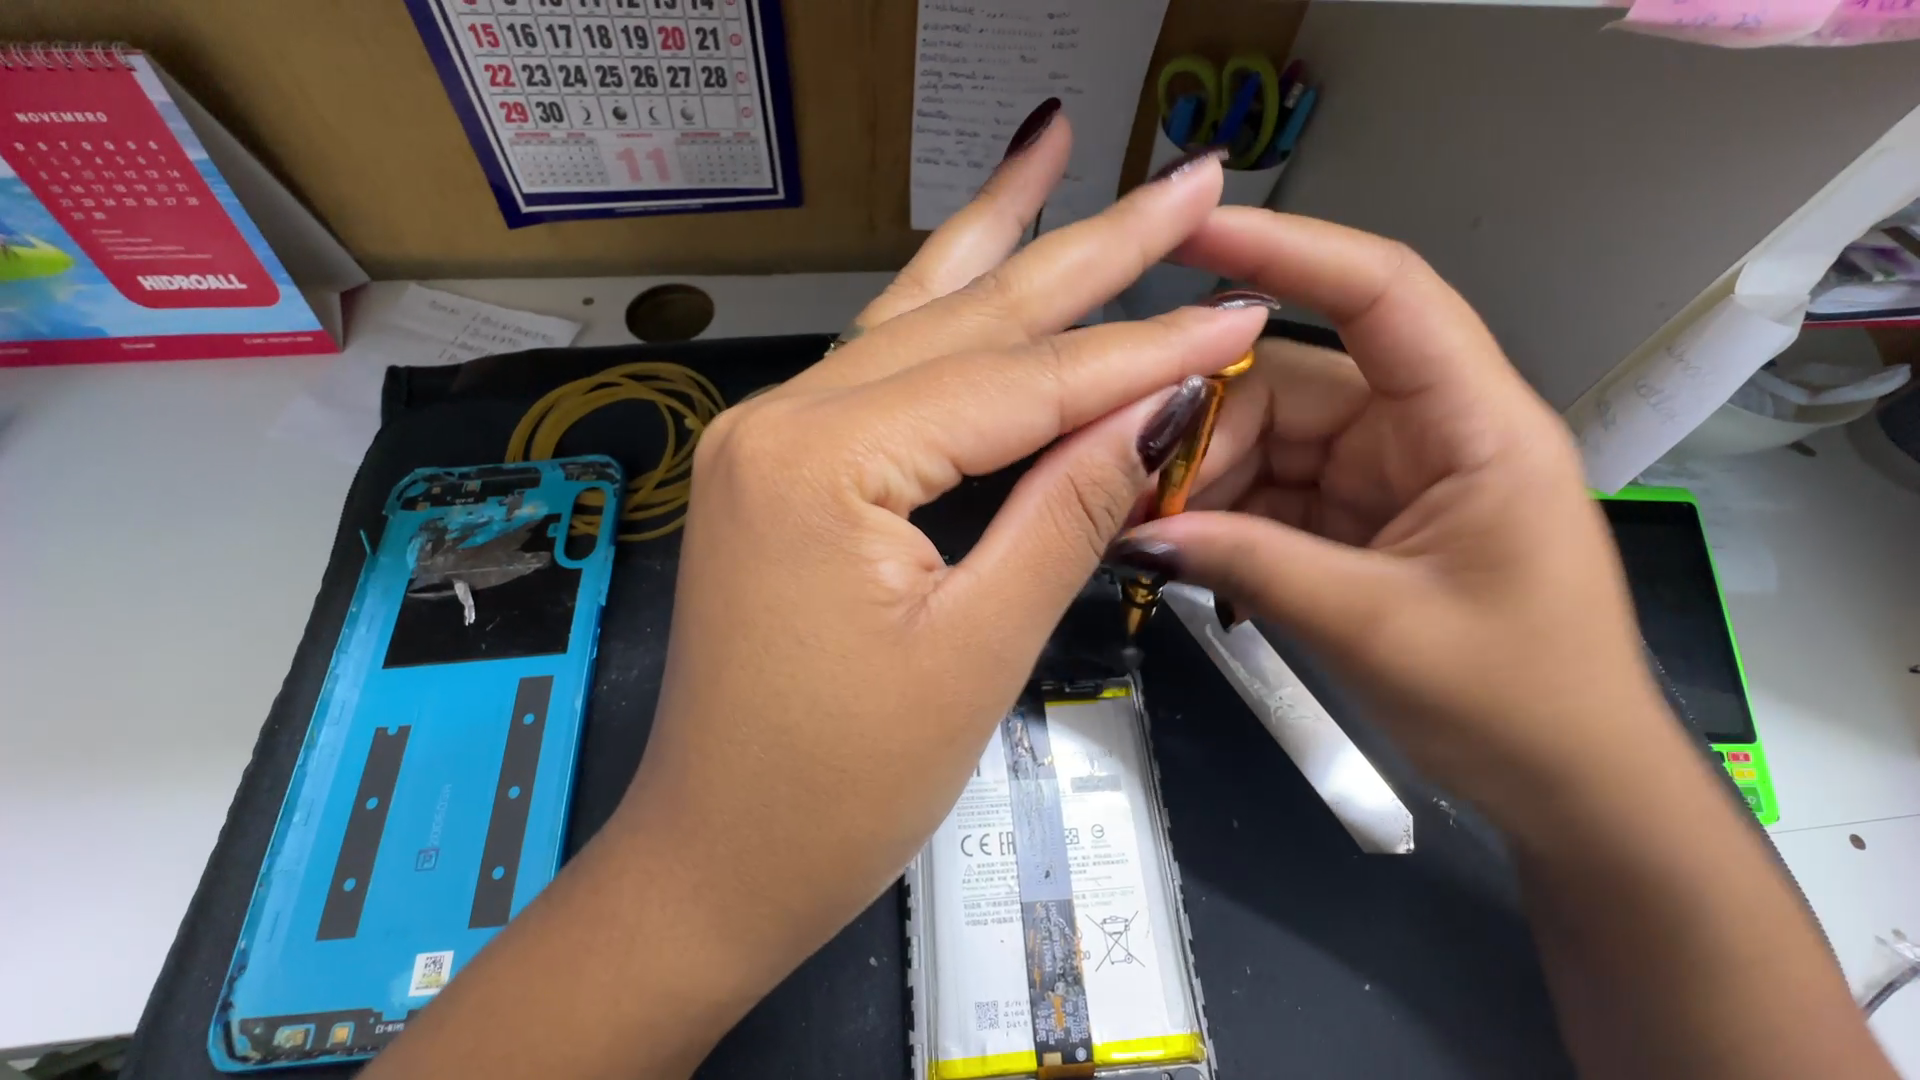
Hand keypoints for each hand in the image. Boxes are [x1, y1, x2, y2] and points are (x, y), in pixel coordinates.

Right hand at [1106, 208, 1668, 824]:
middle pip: (1293, 382)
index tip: (1193, 232)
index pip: (1383, 295)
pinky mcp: (1358, 517)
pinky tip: (1176, 545)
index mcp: (1473, 425)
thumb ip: (1253, 567)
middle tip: (1128, 484)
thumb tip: (1136, 532)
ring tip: (1144, 527)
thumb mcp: (1376, 628)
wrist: (1563, 782)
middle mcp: (1427, 429)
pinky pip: (1272, 492)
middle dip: (1205, 425)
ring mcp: (1387, 474)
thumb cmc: (1515, 700)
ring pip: (1270, 440)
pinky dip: (1222, 516)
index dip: (1290, 249)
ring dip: (1204, 478)